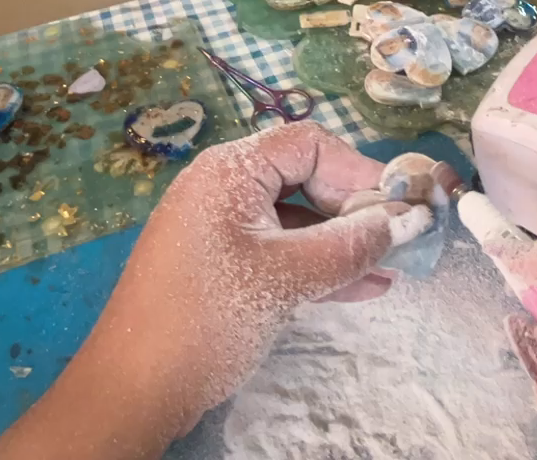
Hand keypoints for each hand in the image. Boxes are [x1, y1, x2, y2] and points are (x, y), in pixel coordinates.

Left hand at [0, 122, 444, 459]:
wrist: (131, 391)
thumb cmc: (207, 318)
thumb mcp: (285, 278)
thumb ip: (349, 246)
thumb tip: (406, 222)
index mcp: (231, 169)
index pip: (309, 144)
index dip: (359, 169)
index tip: (400, 204)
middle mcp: (225, 185)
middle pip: (304, 177)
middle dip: (354, 207)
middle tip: (399, 238)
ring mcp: (221, 224)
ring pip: (296, 217)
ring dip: (342, 241)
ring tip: (392, 266)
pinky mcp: (222, 260)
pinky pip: (279, 247)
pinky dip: (316, 263)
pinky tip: (362, 286)